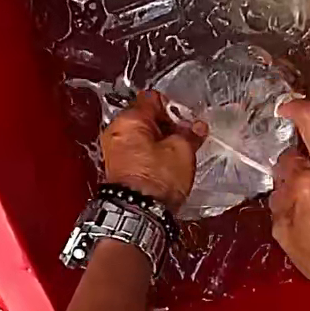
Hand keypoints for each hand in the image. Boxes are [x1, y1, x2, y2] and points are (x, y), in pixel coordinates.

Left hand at [101, 91, 205, 214]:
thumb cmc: (156, 180)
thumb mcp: (182, 150)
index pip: (151, 98)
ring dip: (159, 141)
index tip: (185, 119)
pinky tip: (165, 165)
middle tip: (185, 137)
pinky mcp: (117, 168)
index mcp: (129, 120)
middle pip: (144, 117)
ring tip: (177, 154)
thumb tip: (195, 128)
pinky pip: (135, 152)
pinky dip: (149, 154)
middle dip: (166, 125)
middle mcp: (116, 132)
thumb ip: (190, 133)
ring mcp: (114, 150)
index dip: (172, 106)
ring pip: (140, 136)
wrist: (139, 212)